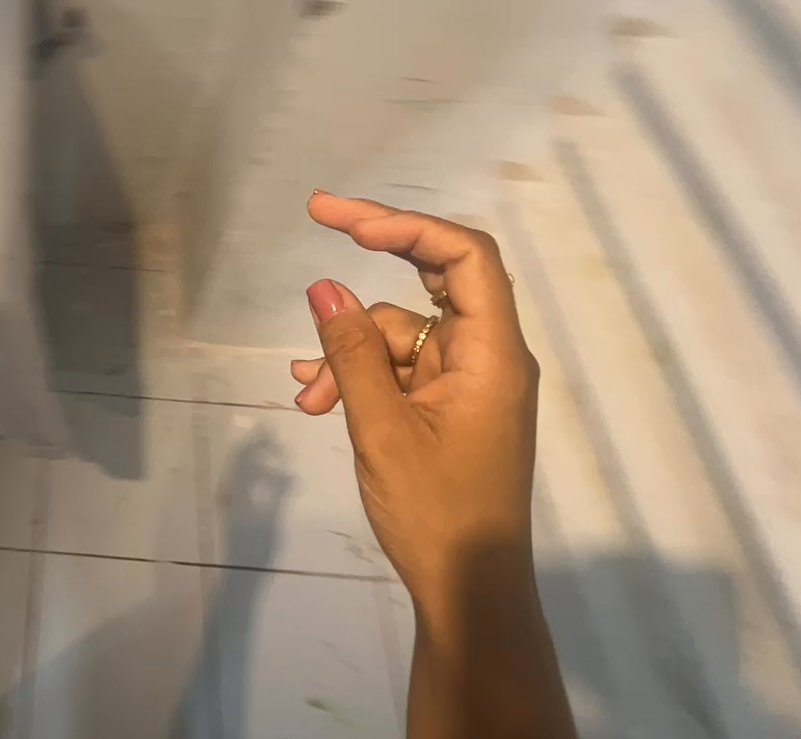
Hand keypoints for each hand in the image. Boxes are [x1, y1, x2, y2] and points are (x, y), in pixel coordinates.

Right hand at [288, 193, 538, 606]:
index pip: (465, 257)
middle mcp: (485, 354)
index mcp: (492, 354)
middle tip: (320, 212)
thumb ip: (352, 350)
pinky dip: (357, 373)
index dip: (407, 226)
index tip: (346, 223)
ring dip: (347, 350)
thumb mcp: (380, 425)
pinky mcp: (444, 401)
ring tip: (308, 391)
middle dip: (376, 246)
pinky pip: (395, 364)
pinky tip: (318, 396)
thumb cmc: (434, 509)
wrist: (467, 589)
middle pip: (434, 274)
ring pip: (398, 330)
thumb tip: (322, 285)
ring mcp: (464, 378)